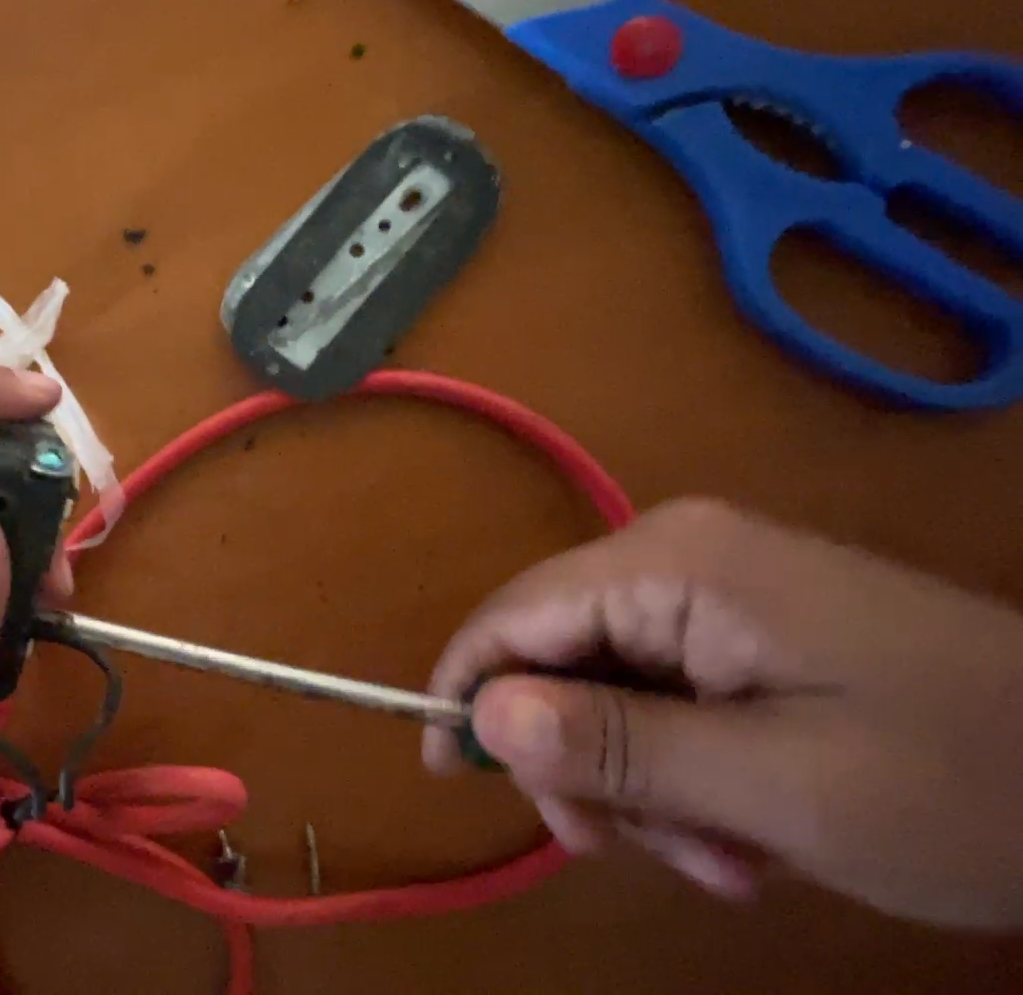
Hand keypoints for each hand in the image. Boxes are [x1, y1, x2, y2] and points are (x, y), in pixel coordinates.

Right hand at [423, 498, 1022, 929]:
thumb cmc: (966, 781)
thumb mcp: (779, 784)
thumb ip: (618, 744)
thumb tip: (480, 718)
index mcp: (669, 565)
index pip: (513, 618)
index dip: (466, 692)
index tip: (447, 776)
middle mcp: (671, 556)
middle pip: (553, 654)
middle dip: (577, 758)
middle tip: (616, 847)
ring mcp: (707, 588)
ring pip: (601, 685)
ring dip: (635, 780)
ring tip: (715, 858)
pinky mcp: (737, 623)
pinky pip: (656, 691)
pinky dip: (675, 768)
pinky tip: (736, 830)